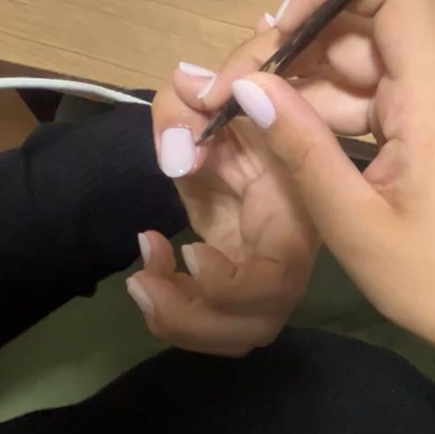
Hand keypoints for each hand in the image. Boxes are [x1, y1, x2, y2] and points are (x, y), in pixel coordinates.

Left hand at [128, 37, 318, 357]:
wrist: (250, 136)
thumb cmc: (242, 121)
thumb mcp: (211, 106)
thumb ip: (191, 107)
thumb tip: (184, 98)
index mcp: (293, 213)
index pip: (282, 273)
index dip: (232, 285)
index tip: (190, 250)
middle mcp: (291, 255)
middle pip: (260, 323)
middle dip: (195, 321)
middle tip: (143, 283)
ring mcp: (269, 275)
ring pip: (240, 335)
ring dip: (181, 323)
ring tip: (141, 282)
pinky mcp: (245, 282)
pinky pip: (220, 320)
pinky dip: (177, 309)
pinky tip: (154, 266)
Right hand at [201, 0, 434, 411]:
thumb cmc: (433, 281)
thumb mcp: (353, 222)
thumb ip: (300, 146)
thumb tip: (248, 84)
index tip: (280, 26)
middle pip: (366, 22)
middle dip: (296, 43)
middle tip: (232, 89)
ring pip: (364, 58)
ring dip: (303, 78)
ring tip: (241, 112)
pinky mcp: (432, 125)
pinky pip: (375, 92)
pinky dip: (328, 104)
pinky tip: (284, 128)